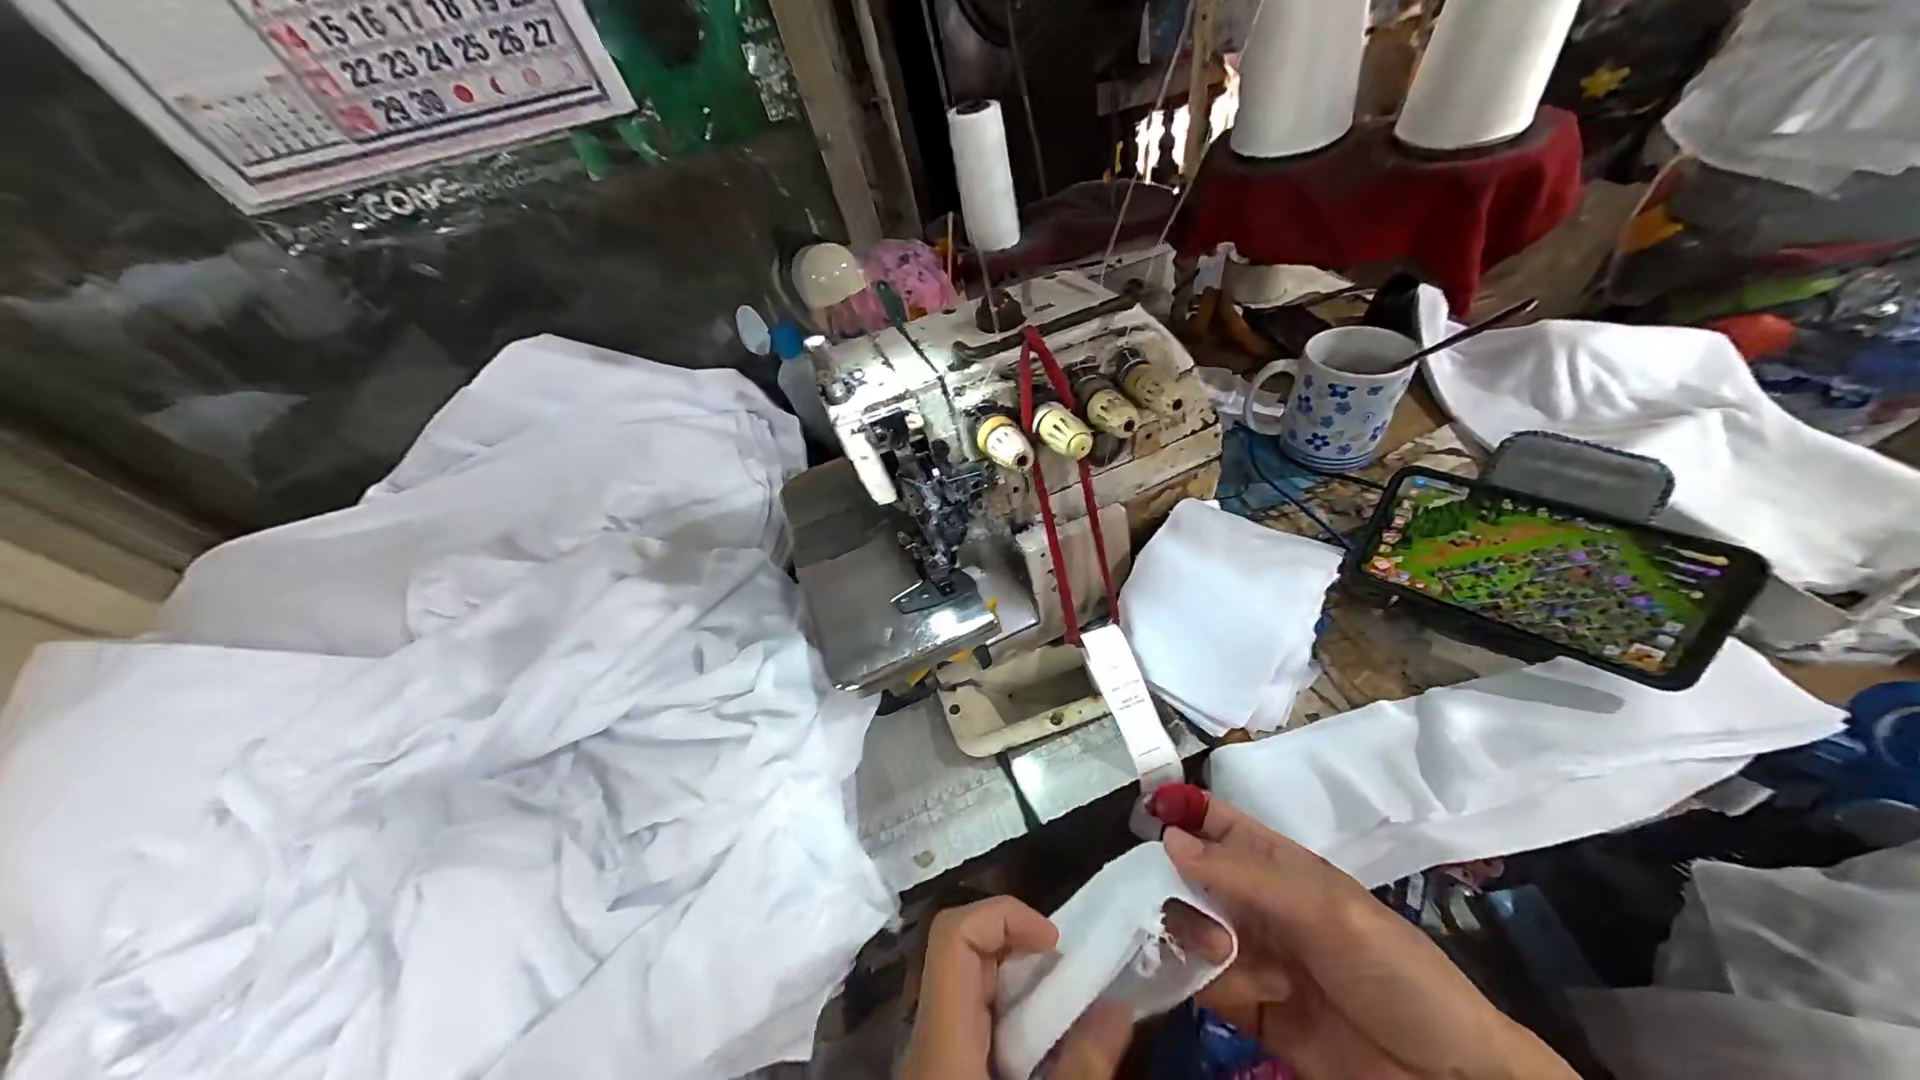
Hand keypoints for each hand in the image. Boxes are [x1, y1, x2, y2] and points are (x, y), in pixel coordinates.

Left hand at [901, 896, 1135, 1079]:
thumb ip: (1083, 1070)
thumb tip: (1117, 1008)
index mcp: (942, 1042)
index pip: (953, 936)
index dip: (1003, 917)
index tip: (1054, 944)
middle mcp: (929, 1036)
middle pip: (961, 952)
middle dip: (1020, 947)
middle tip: (1072, 974)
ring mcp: (932, 1054)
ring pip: (968, 984)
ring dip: (1020, 982)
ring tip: (1068, 1007)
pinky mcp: (942, 1071)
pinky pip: (972, 1018)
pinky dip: (1011, 1014)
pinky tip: (1045, 1046)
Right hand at [1163, 799, 1579, 1079]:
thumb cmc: (1393, 971)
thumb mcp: (1324, 910)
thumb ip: (1244, 874)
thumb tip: (1168, 838)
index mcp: (1272, 862)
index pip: (1211, 820)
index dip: (1174, 810)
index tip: (1136, 817)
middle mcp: (1248, 899)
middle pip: (1183, 875)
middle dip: (1174, 886)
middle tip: (1194, 908)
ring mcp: (1243, 951)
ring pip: (1183, 926)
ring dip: (1195, 940)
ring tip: (1233, 964)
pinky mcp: (1240, 1003)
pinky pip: (1194, 981)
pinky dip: (1198, 983)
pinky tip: (1241, 995)